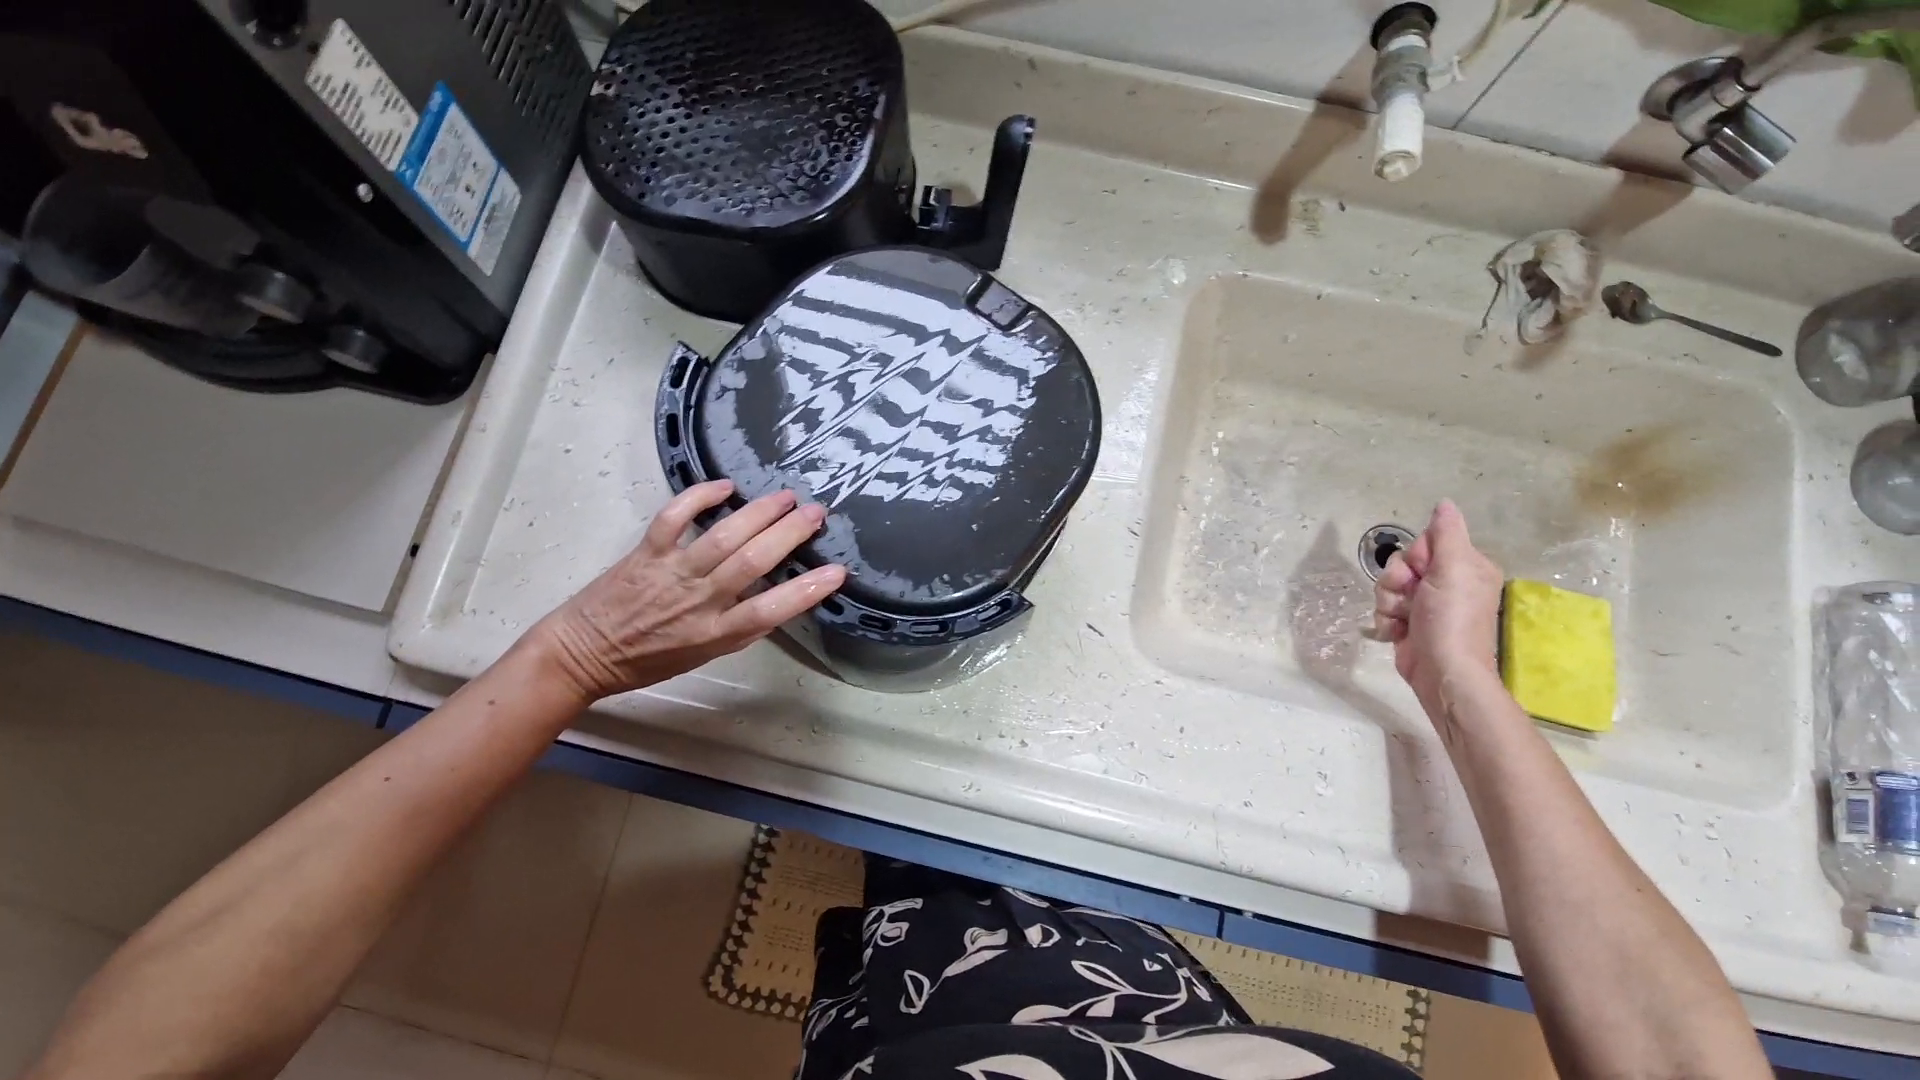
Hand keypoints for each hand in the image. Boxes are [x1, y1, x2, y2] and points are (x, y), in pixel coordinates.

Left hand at [526, 480, 846, 703]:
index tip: (837, 572)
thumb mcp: (705, 656)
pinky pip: (675, 517)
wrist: (585, 653)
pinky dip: (699, 496)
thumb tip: (781, 602)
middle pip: (753, 562)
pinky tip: (726, 486)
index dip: (807, 590)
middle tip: (817, 515)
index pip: (771, 610)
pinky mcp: (646, 552)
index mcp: (716, 633)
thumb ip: (741, 629)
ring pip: (723, 535)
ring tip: (787, 498)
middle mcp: (698, 600)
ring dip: (759, 512)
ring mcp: (671, 572)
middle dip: (790, 534)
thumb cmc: (649, 660)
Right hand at [1372, 500, 1503, 718]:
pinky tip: (1398, 631)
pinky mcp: (1407, 623)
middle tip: (1411, 597)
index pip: (1425, 542)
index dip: (1415, 556)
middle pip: (1401, 563)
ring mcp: (1425, 604)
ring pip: (1388, 586)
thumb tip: (1445, 502)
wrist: (1442, 672)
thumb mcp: (1452, 570)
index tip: (1423, 574)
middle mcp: (1447, 582)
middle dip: (1396, 581)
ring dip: (1389, 602)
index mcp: (1465, 566)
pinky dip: (1386, 620)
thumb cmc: (1451, 620)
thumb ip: (1446, 533)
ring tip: (1404, 619)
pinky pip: (1384, 608)